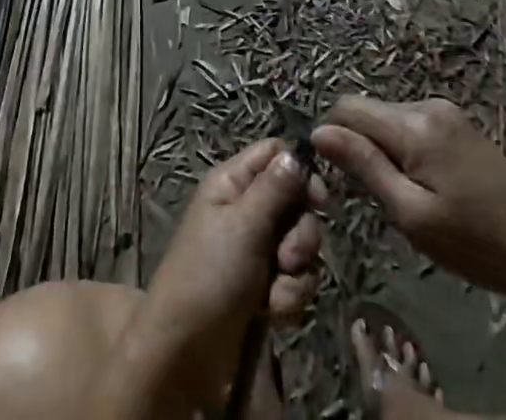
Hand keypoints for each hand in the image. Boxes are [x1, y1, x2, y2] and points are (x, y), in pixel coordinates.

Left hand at [128, 139, 324, 397]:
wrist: (187, 354)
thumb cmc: (208, 276)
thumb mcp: (242, 225)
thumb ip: (274, 188)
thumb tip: (297, 152)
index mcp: (231, 184)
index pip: (275, 154)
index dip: (301, 172)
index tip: (318, 199)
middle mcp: (245, 211)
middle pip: (297, 203)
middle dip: (300, 236)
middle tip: (286, 257)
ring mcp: (255, 250)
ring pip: (301, 247)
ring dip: (294, 274)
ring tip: (272, 294)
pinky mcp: (265, 287)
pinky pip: (296, 281)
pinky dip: (288, 298)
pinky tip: (270, 314)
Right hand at [312, 96, 505, 303]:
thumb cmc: (475, 242)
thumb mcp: (410, 213)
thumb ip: (364, 166)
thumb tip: (318, 132)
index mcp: (414, 125)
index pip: (347, 108)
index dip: (332, 137)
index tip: (338, 177)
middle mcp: (427, 106)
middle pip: (367, 112)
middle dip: (359, 146)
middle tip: (376, 197)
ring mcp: (447, 113)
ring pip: (387, 120)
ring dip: (382, 151)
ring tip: (403, 198)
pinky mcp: (459, 126)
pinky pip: (411, 127)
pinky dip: (404, 152)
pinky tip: (425, 188)